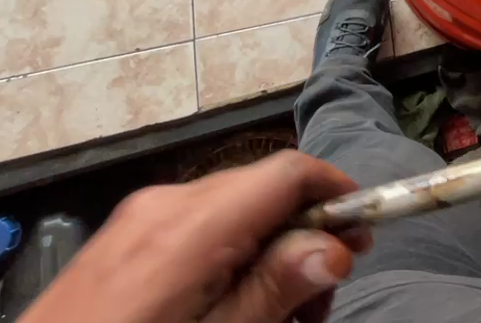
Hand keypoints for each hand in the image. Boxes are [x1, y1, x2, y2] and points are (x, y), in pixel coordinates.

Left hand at [20, 151, 371, 322]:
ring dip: (268, 250)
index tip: (359, 241)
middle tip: (312, 309)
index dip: (337, 194)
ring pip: (237, 208)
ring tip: (271, 316)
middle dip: (303, 236)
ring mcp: (138, 218)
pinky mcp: (120, 239)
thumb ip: (272, 291)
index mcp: (193, 224)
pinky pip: (198, 226)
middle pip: (267, 189)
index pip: (290, 172)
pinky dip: (229, 254)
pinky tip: (226, 305)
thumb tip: (338, 246)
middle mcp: (168, 202)